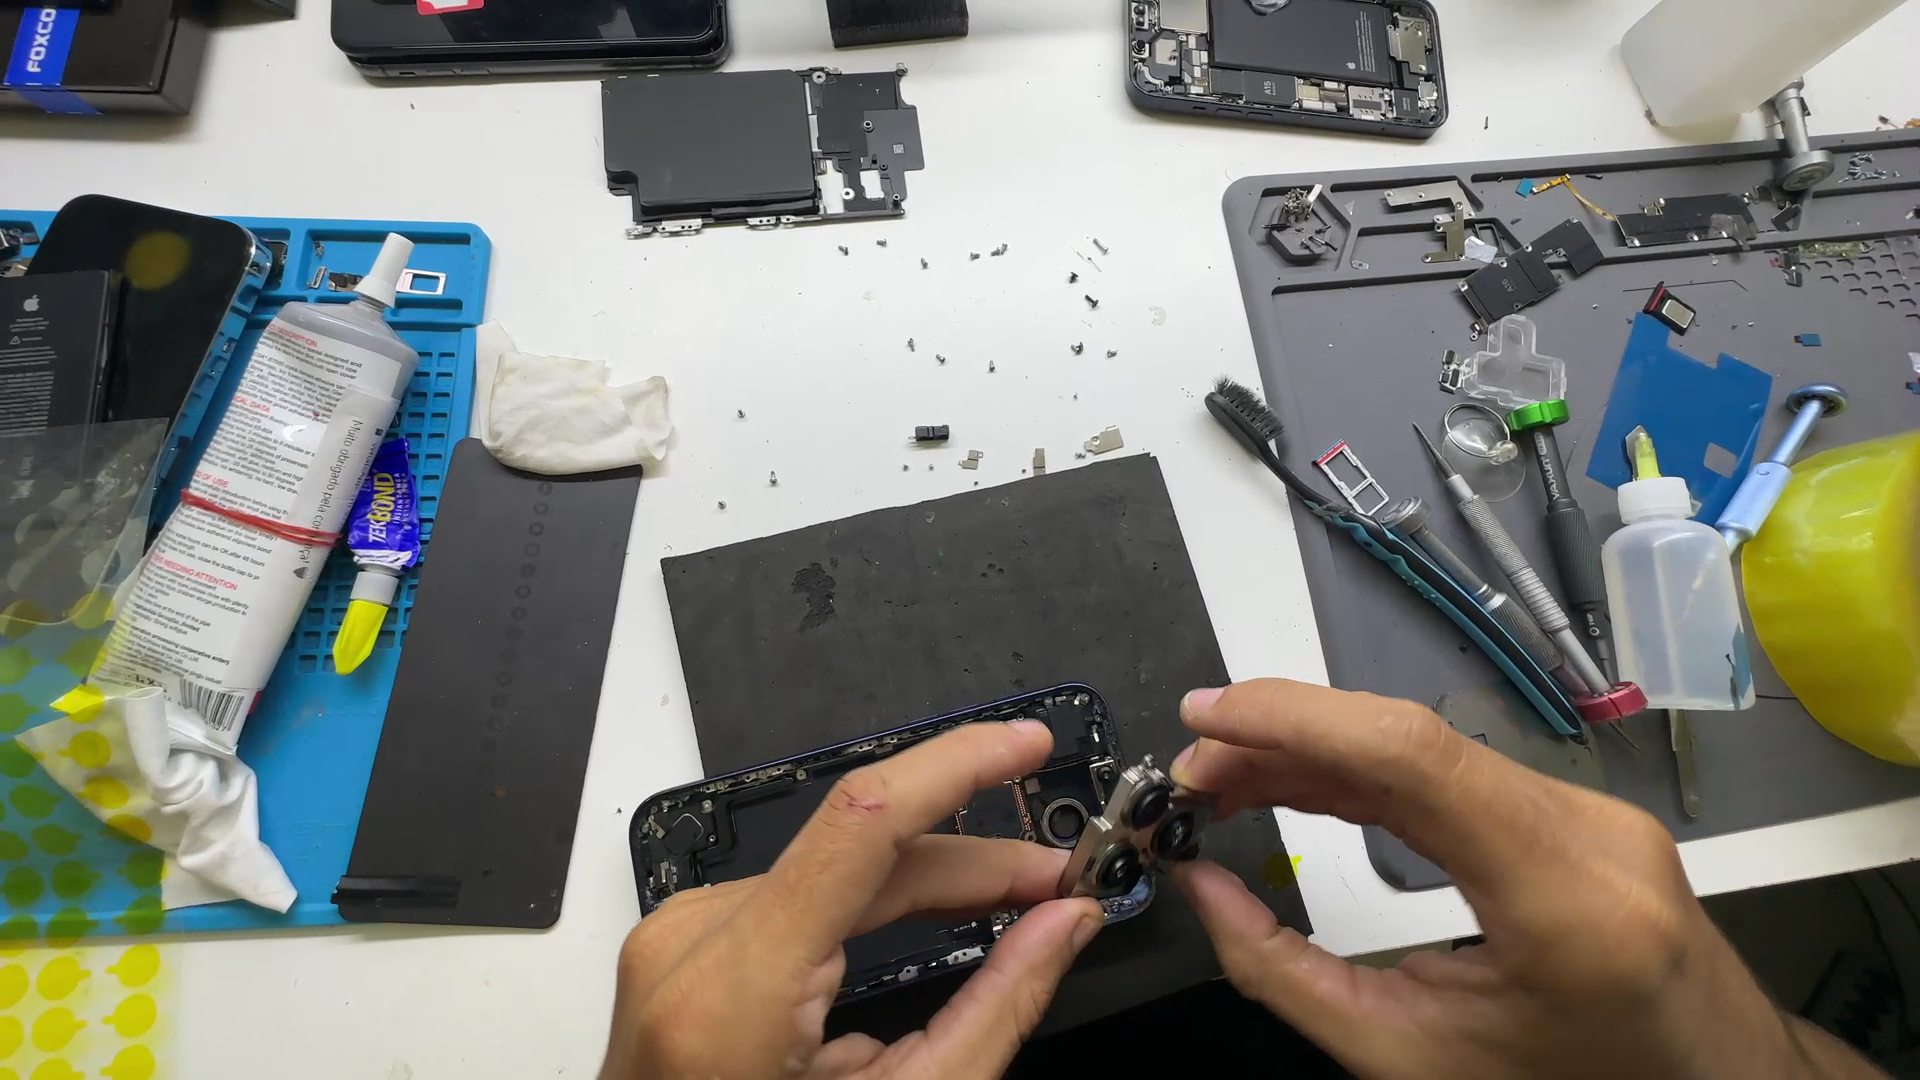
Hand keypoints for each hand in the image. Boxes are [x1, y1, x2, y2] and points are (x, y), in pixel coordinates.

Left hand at [601, 720, 1104, 1079]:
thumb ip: (994, 1010)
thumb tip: (1064, 922)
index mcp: (734, 994)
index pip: (862, 819)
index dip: (956, 763)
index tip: (1026, 743)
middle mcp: (698, 939)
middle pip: (867, 848)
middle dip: (976, 858)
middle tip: (1055, 880)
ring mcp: (688, 929)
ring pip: (844, 863)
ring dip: (936, 874)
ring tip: (1014, 891)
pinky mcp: (697, 932)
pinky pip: (811, 887)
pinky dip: (884, 892)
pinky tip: (936, 905)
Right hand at [1166, 679, 1882, 1079]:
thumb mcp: (1407, 1059)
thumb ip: (1280, 969)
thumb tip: (1194, 881)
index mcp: (1562, 900)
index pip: (1408, 756)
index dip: (1290, 716)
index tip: (1202, 718)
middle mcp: (1579, 829)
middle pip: (1396, 736)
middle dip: (1273, 736)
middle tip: (1190, 772)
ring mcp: (1577, 807)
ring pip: (1405, 741)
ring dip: (1299, 748)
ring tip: (1219, 780)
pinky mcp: (1556, 805)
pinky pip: (1428, 765)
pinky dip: (1342, 766)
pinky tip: (1283, 780)